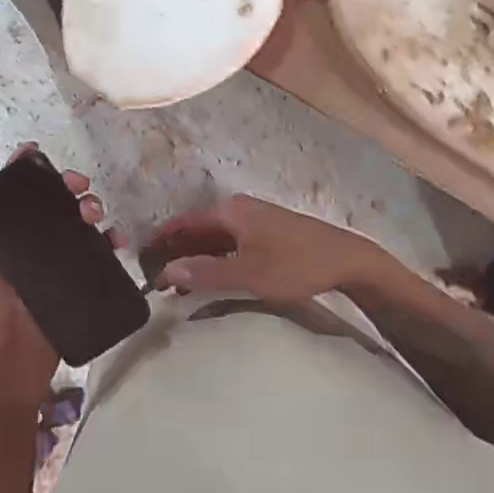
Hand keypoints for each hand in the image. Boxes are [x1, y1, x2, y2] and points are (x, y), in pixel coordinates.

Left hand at [0, 147, 115, 413]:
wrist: (4, 383)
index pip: (6, 202)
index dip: (19, 176)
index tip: (34, 153)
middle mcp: (21, 251)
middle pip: (45, 209)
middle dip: (63, 189)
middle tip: (79, 185)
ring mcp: (48, 269)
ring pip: (72, 228)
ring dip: (87, 211)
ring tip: (96, 213)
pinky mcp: (71, 288)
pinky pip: (92, 260)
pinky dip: (106, 246)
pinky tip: (116, 241)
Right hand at [142, 194, 400, 302]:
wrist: (350, 262)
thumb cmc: (296, 264)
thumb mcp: (249, 274)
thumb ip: (205, 273)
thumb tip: (166, 273)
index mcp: (230, 212)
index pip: (183, 222)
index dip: (162, 240)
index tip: (142, 257)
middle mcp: (239, 210)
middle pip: (197, 229)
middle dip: (176, 251)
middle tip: (156, 274)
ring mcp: (255, 220)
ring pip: (214, 238)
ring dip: (195, 257)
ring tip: (178, 282)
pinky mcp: (268, 234)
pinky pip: (230, 244)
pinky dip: (214, 258)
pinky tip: (210, 276)